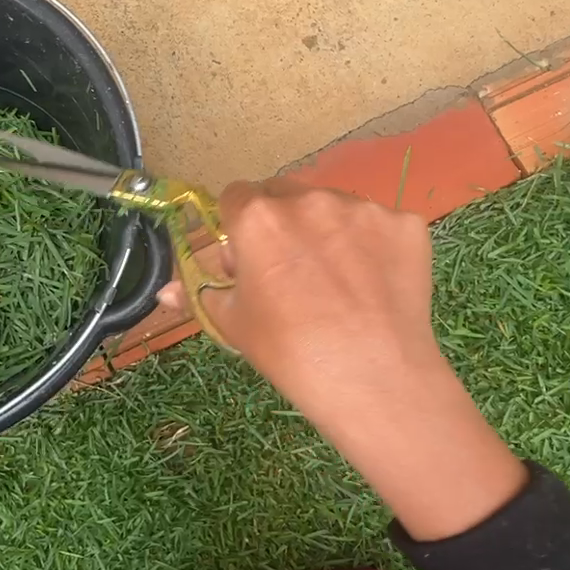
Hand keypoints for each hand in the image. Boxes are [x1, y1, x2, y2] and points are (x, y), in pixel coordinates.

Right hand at [163, 179, 526, 538]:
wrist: (372, 376)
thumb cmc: (288, 351)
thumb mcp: (233, 323)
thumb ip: (199, 294)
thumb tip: (165, 292)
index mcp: (257, 218)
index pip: (235, 196)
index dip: (238, 225)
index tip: (248, 255)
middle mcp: (307, 199)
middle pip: (284, 194)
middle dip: (281, 221)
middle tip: (290, 270)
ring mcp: (361, 208)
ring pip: (333, 206)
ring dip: (326, 230)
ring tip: (337, 281)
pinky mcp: (404, 224)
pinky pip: (378, 226)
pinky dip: (372, 247)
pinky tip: (373, 284)